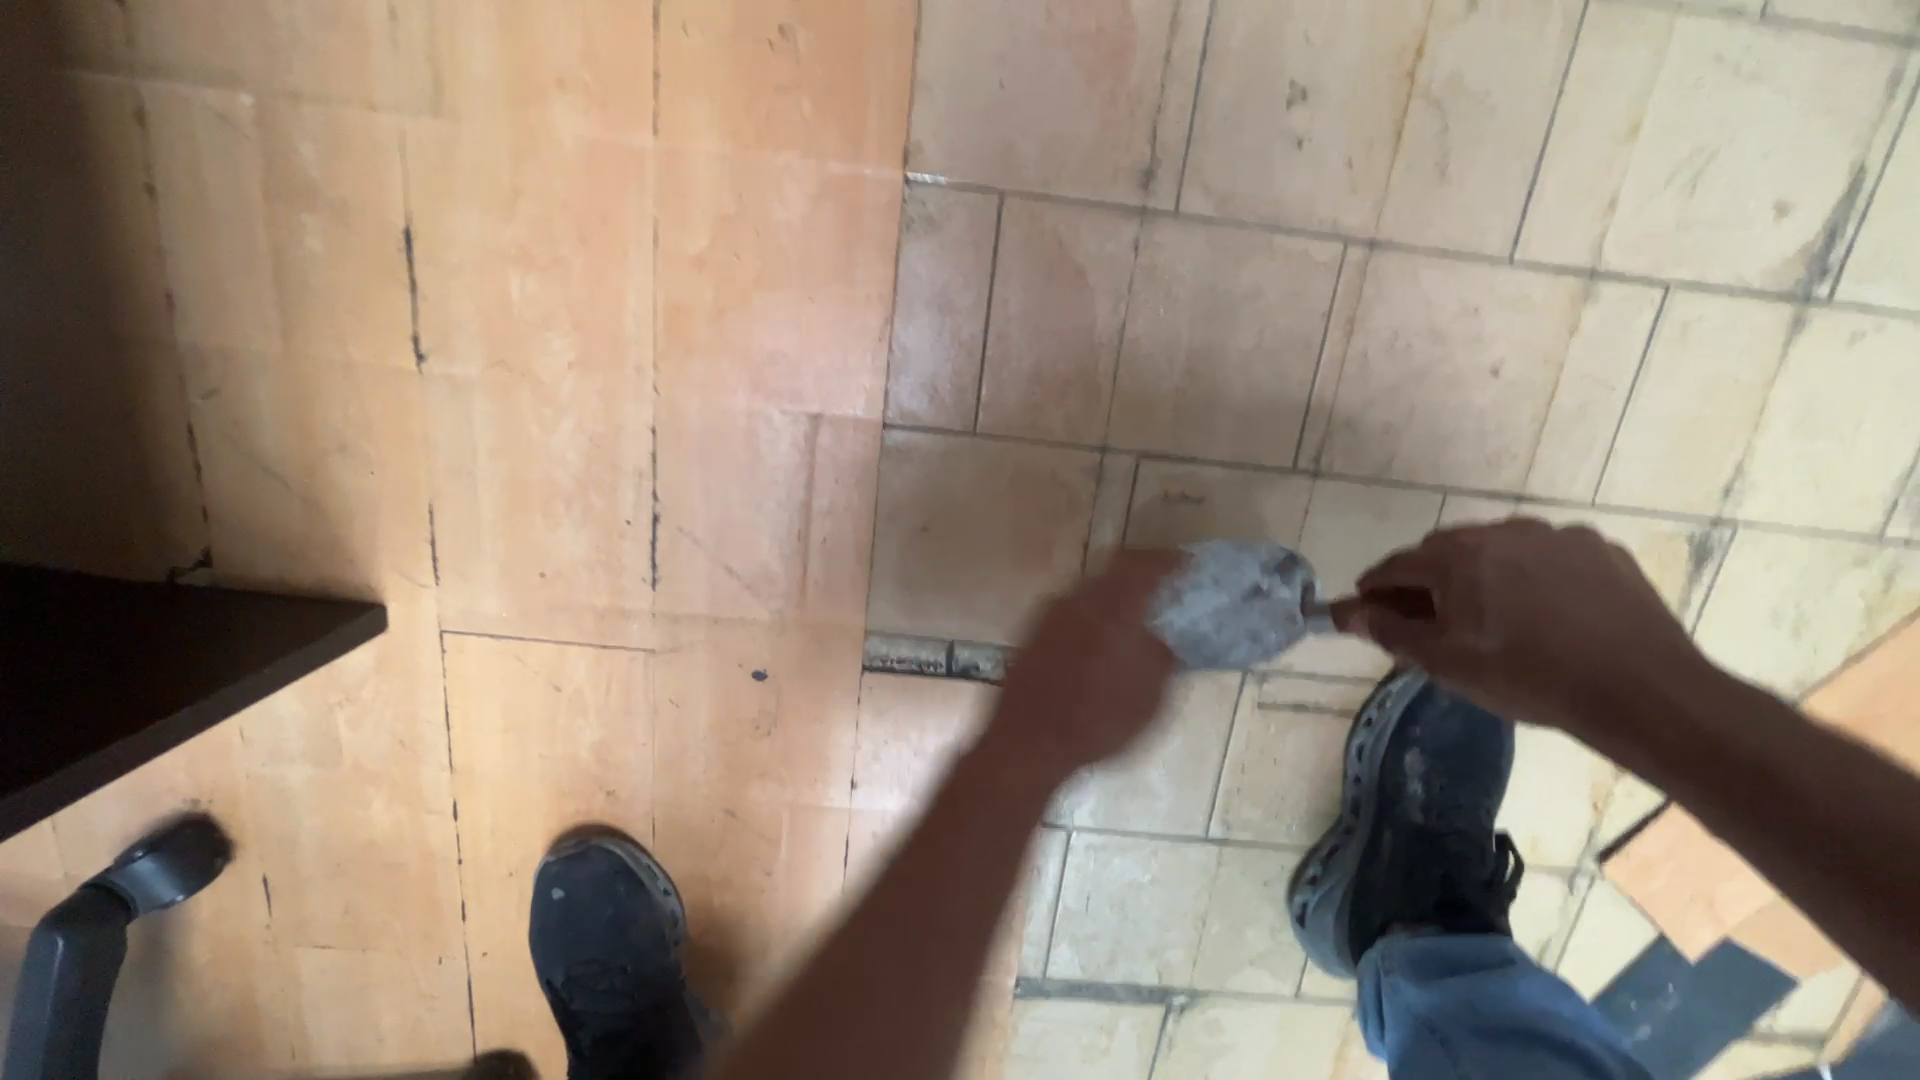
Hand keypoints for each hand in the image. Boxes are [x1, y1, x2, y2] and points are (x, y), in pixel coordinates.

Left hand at [980, 549, 1185, 782]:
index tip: (1184, 563)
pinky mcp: (1031, 635)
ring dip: (1112, 595)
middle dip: (1138, 574)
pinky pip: (1070, 610)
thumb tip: (1167, 638)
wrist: (1027, 745)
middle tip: (1160, 584)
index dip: (1166, 560)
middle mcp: (1076, 600)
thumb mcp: (1149, 697)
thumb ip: (1162, 656)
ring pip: (1088, 589)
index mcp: (1111, 608)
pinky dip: (1091, 614)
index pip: (1141, 564)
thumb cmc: (1097, 723)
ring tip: (1133, 614)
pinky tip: (1100, 637)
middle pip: (1111, 569)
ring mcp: (1048, 616)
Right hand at [1330, 519, 1712, 737]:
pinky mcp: (1600, 549)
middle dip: (1428, 582)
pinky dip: (1530, 576)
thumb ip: (1389, 631)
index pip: (1395, 566)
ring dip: (1479, 575)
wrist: (1641, 690)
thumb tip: (1347, 612)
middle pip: (1443, 552)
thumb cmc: (1525, 676)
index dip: (1375, 591)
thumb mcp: (1443, 662)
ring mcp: (1556, 536)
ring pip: (1495, 550)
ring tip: (1492, 618)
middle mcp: (1501, 531)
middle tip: (1432, 622)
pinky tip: (1543, 613)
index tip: (1369, 613)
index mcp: (1455, 556)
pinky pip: (1544, 556)